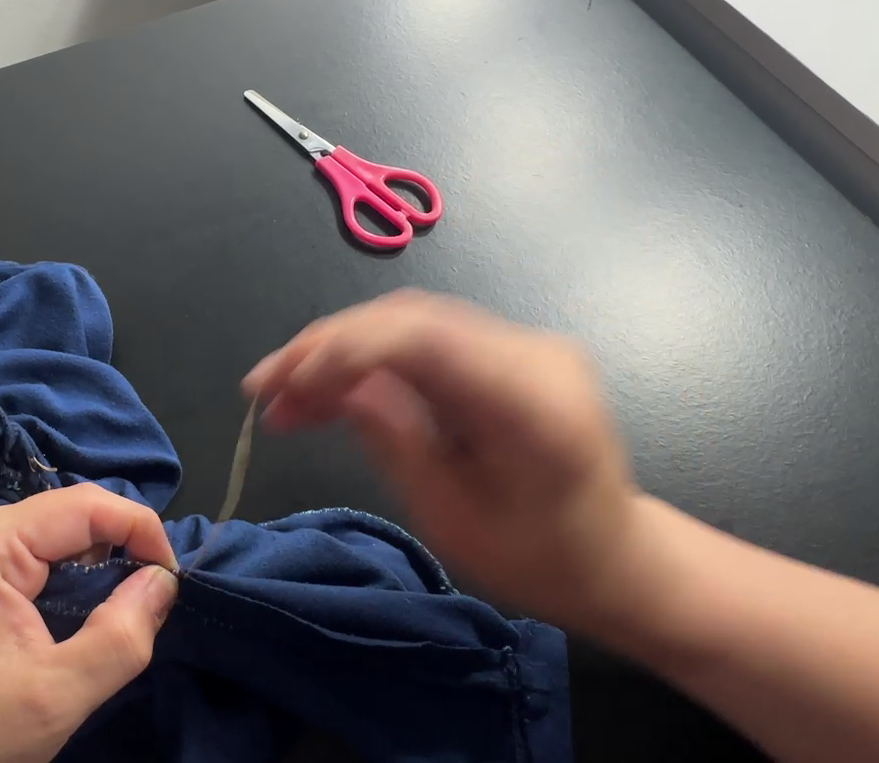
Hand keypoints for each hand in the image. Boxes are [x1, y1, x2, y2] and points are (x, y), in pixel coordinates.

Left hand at [0, 483, 179, 762]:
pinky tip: (94, 608)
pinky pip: (51, 549)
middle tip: (156, 595)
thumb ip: (119, 637)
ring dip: (107, 559)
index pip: (88, 505)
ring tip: (129, 606)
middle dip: (125, 543)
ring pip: (68, 528)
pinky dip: (84, 572)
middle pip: (78, 510)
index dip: (140, 530)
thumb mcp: (56, 695)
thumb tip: (165, 582)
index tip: (172, 582)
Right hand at [243, 290, 645, 629]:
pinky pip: (417, 338)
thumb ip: (393, 438)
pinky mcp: (499, 347)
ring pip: (402, 322)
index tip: (280, 387)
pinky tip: (323, 389)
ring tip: (281, 394)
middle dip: (323, 349)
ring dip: (335, 352)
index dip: (340, 351)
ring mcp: (516, 340)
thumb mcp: (454, 515)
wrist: (615, 559)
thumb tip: (332, 385)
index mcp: (531, 396)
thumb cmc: (539, 558)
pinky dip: (363, 359)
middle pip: (405, 320)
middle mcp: (528, 348)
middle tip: (263, 389)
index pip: (422, 339)